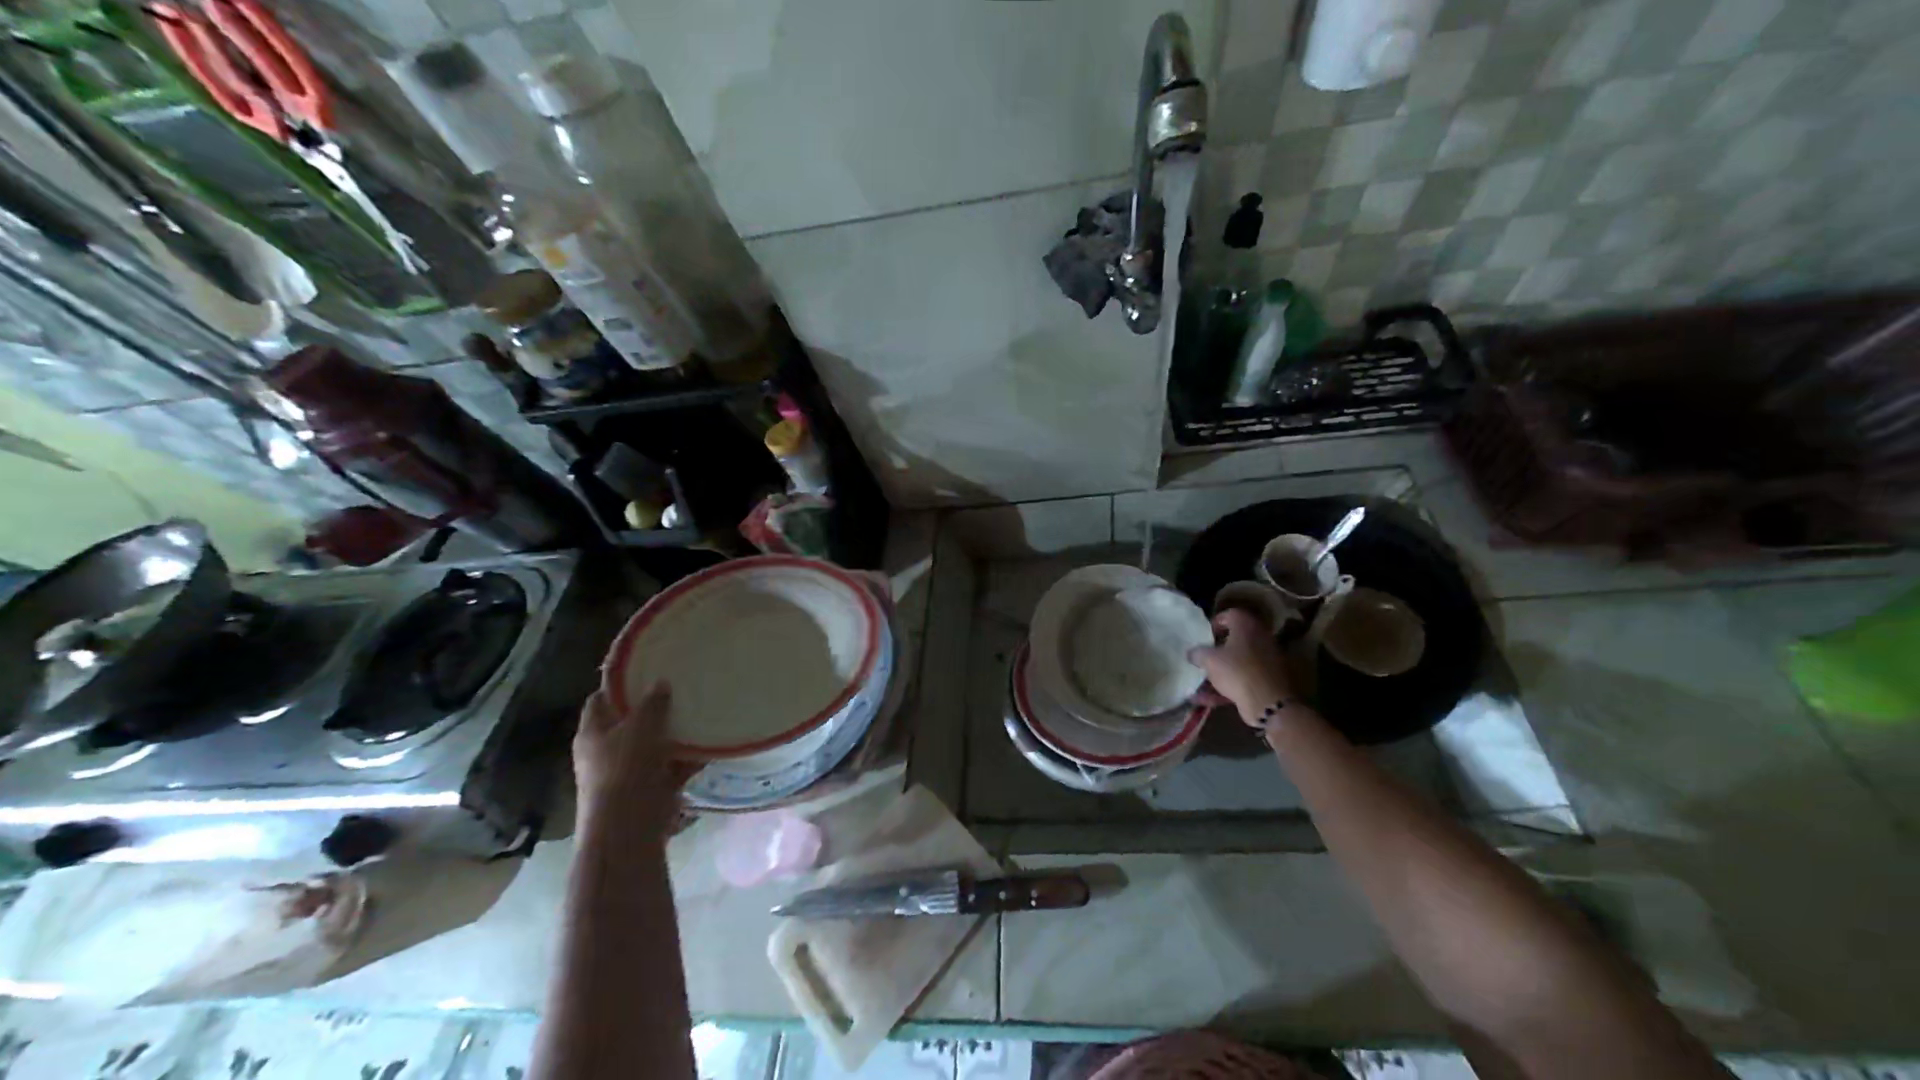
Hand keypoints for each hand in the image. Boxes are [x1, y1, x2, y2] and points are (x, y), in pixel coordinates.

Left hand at [573, 682, 694, 835]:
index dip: (619, 684)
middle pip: (630, 722)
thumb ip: (652, 703)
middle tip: (680, 688)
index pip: (600, 700)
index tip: (645, 670)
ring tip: (701, 710)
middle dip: (654, 708)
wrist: (630, 827)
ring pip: (655, 744)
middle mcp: (607, 751)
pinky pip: (673, 767)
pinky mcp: (651, 789)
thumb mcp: (640, 727)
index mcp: (593, 733)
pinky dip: (690, 758)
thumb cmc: (626, 768)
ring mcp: (629, 772)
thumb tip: (660, 683)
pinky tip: (711, 744)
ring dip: (675, 733)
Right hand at [1188, 608, 1296, 726]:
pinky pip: (1242, 680)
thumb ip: (1197, 653)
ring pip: (1238, 663)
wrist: (1268, 702)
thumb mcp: (1209, 660)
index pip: (1231, 614)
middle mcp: (1259, 639)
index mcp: (1247, 626)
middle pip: (1235, 640)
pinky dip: (1225, 688)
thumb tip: (1192, 653)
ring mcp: (1266, 661)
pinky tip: (1205, 700)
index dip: (1216, 622)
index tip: (1205, 635)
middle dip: (1217, 649)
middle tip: (1203, 656)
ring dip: (1219, 672)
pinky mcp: (1267, 681)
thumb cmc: (1236, 670)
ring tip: (1198, 684)